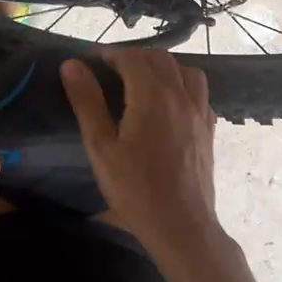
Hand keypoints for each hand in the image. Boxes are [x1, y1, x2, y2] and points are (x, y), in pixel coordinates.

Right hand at [61, 50, 220, 253]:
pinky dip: (183, 86)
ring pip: (186, 71)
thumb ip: (87, 101)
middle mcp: (180, 96)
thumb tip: (72, 64)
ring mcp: (199, 113)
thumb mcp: (101, 145)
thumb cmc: (135, 188)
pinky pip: (199, 94)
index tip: (89, 62)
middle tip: (110, 71)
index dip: (108, 54)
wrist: (182, 227)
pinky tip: (170, 104)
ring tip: (143, 81)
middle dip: (133, 57)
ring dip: (163, 67)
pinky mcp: (209, 130)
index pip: (131, 57)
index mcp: (152, 95)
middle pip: (159, 59)